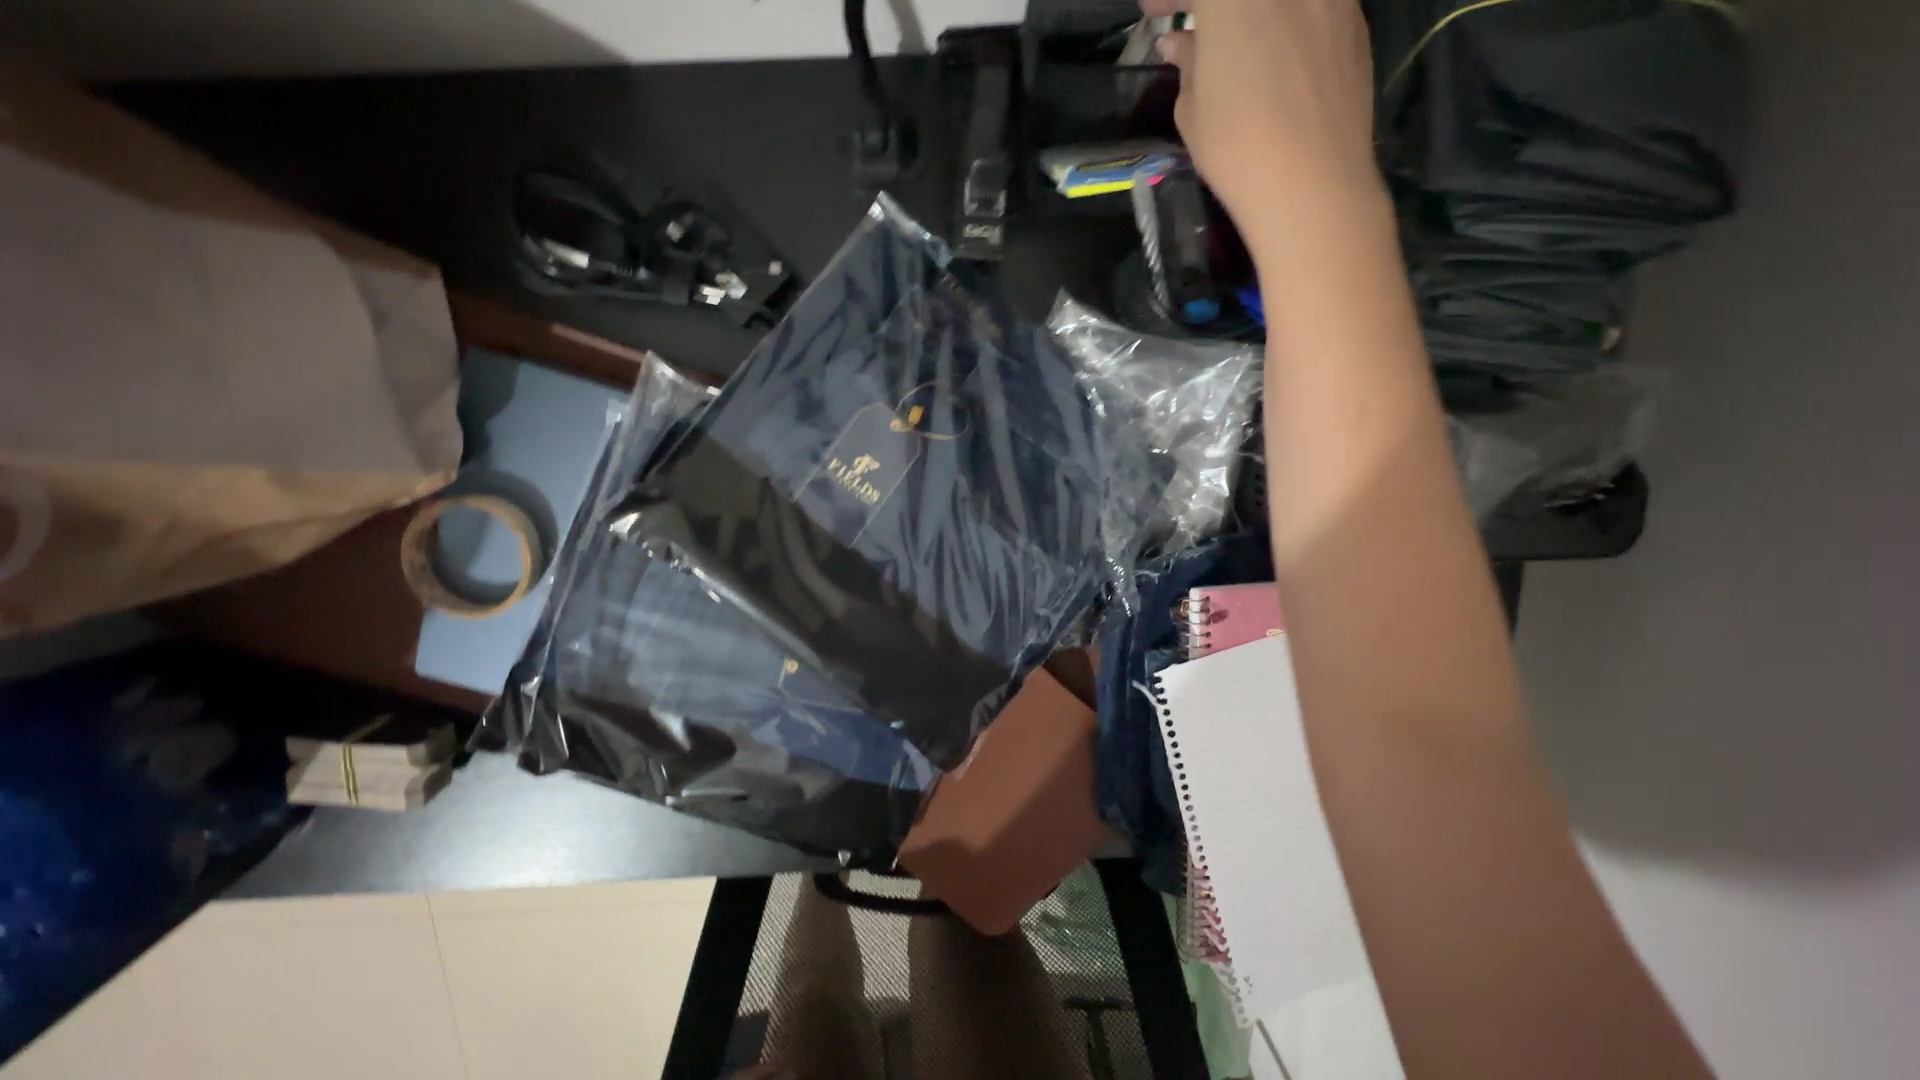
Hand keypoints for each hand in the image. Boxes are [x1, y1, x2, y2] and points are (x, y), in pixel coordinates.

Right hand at [1144, 0, 1383, 233]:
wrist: (1313, 183)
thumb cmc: (1237, 146)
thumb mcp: (1192, 108)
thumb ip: (1189, 63)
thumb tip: (1181, 44)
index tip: (1153, 11)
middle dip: (1211, 3)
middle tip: (1194, 28)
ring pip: (1281, 1)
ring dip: (1253, 11)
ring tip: (1235, 42)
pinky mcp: (1356, 22)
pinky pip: (1312, 8)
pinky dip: (1287, 19)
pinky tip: (1273, 54)